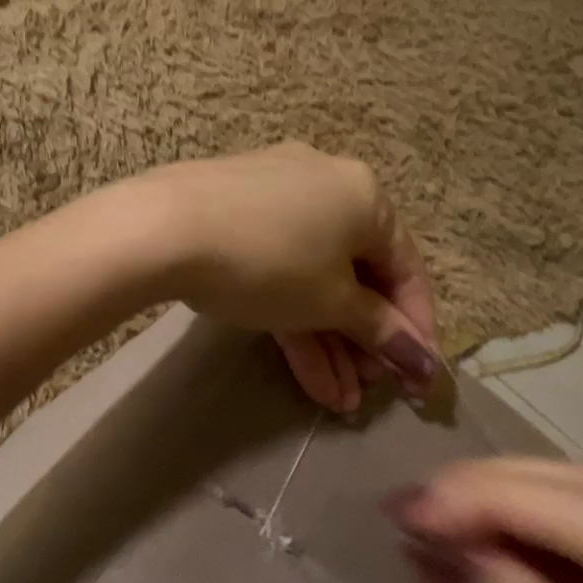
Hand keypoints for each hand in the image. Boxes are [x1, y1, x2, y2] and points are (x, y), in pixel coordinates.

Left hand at [136, 142, 440, 411]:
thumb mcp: (329, 302)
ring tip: (335, 400)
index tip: (417, 381)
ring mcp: (271, 194)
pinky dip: (290, 311)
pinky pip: (276, 263)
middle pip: (355, 272)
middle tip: (363, 392)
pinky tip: (301, 369)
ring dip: (326, 339)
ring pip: (312, 273)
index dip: (416, 328)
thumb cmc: (266, 262)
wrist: (162, 227)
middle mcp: (323, 182)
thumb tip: (420, 359)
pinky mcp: (231, 211)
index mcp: (363, 194)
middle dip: (361, 341)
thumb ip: (380, 330)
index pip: (405, 267)